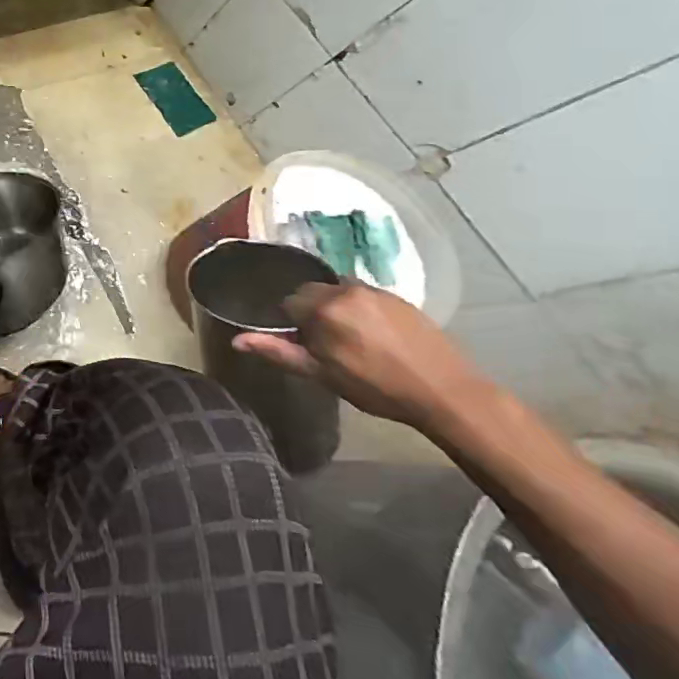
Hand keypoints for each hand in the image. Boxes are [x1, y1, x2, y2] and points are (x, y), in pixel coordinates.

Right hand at [231, 282, 486, 427]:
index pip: (290, 302)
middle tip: (328, 345)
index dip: (294, 324)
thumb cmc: (376, 388)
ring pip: (338, 291)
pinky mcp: (396, 294)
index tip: (307, 346)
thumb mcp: (322, 375)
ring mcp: (373, 289)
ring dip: (336, 309)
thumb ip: (279, 353)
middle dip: (313, 312)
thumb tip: (238, 341)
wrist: (441, 389)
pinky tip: (374, 335)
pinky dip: (359, 309)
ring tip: (353, 341)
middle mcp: (345, 289)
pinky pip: (363, 294)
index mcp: (323, 308)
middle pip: (313, 292)